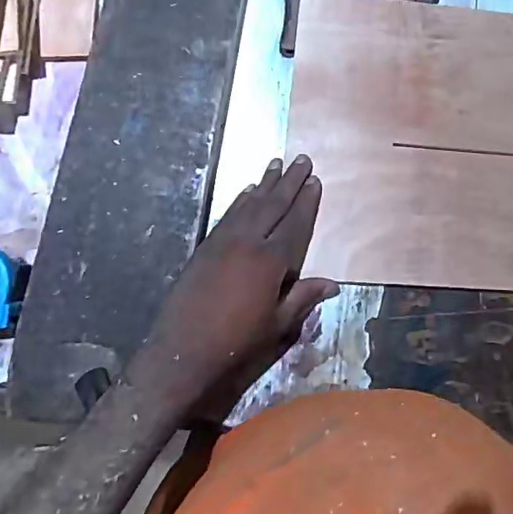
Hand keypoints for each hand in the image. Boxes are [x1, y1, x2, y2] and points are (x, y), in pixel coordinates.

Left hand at [131, 156, 337, 420]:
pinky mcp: (205, 248)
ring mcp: (223, 243)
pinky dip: (239, 202)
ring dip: (264, 184)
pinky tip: (247, 192)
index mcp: (270, 261)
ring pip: (249, 205)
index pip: (294, 223)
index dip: (306, 202)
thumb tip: (332, 283)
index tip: (315, 180)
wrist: (180, 354)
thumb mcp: (277, 325)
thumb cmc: (236, 343)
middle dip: (289, 182)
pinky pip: (227, 216)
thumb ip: (302, 298)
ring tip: (276, 164)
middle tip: (301, 159)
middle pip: (273, 205)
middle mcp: (247, 243)